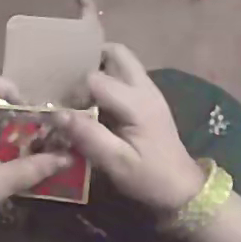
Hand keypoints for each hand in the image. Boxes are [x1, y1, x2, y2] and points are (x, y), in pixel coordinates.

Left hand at [0, 75, 74, 227]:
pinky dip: (6, 139)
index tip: (25, 105)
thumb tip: (67, 158)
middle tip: (39, 125)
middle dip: (17, 109)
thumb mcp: (2, 182)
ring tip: (36, 139)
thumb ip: (34, 168)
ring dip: (13, 125)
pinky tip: (22, 154)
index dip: (5, 86)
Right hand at [54, 44, 205, 216]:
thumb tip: (57, 114)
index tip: (63, 112)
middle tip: (68, 83)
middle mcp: (145, 88)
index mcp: (137, 103)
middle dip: (89, 60)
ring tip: (78, 90)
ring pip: (121, 60)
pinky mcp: (148, 98)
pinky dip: (106, 77)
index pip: (95, 79)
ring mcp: (149, 91)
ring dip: (98, 67)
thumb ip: (87, 135)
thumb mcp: (116, 163)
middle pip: (116, 52)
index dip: (73, 91)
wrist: (183, 189)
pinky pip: (124, 74)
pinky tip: (92, 100)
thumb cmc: (149, 178)